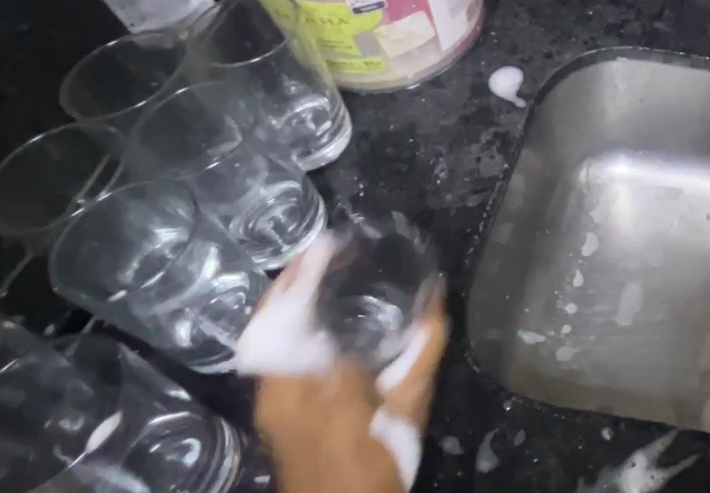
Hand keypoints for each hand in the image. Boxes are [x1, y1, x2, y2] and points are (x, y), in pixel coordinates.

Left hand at [253, 258, 448, 492]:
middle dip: (294, 283)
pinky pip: (278, 356)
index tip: (325, 246)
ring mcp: (276, 404)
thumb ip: (422, 350)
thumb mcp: (406, 407)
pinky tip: (318, 312)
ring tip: (318, 268)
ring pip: (273, 339)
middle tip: (324, 248)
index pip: (289, 318)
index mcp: (298, 387)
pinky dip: (292, 327)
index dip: (304, 278)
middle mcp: (279, 390)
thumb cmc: (371, 464)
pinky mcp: (283, 412)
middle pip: (274, 324)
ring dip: (289, 302)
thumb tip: (436, 296)